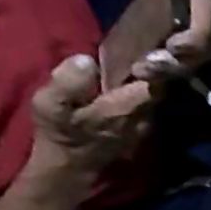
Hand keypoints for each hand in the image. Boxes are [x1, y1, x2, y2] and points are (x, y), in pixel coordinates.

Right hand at [30, 54, 155, 175]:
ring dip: (151, 80)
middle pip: (160, 89)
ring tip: (142, 57)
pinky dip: (145, 90)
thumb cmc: (59, 131)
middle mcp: (143, 117)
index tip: (150, 47)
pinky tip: (134, 77)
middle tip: (147, 46)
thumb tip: (88, 59)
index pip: (153, 84)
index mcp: (125, 109)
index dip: (154, 66)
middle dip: (156, 70)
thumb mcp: (50, 104)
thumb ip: (69, 82)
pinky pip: (149, 104)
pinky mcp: (141, 127)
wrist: (71, 163)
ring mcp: (145, 124)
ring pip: (156, 97)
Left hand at [130, 0, 210, 79]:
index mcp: (209, 6)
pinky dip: (157, 75)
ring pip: (185, 67)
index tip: (173, 45)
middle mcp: (207, 29)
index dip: (194, 41)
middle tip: (144, 69)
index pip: (207, 31)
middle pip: (197, 57)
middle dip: (173, 65)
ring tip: (137, 72)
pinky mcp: (176, 49)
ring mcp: (193, 42)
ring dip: (163, 74)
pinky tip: (135, 74)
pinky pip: (172, 67)